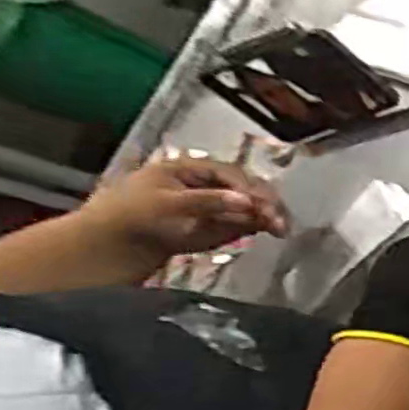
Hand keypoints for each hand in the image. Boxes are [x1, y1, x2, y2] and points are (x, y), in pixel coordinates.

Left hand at [77, 158, 287, 255]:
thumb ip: (208, 201)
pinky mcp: (231, 221)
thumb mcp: (168, 203)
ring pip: (258, 204)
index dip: (248, 187)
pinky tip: (277, 231)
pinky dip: (268, 224)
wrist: (127, 240)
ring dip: (272, 214)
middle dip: (266, 202)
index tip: (261, 205)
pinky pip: (256, 219)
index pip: (231, 174)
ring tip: (281, 229)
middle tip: (277, 220)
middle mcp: (215, 182)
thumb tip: (247, 202)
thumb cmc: (139, 214)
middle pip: (250, 187)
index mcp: (195, 169)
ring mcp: (225, 202)